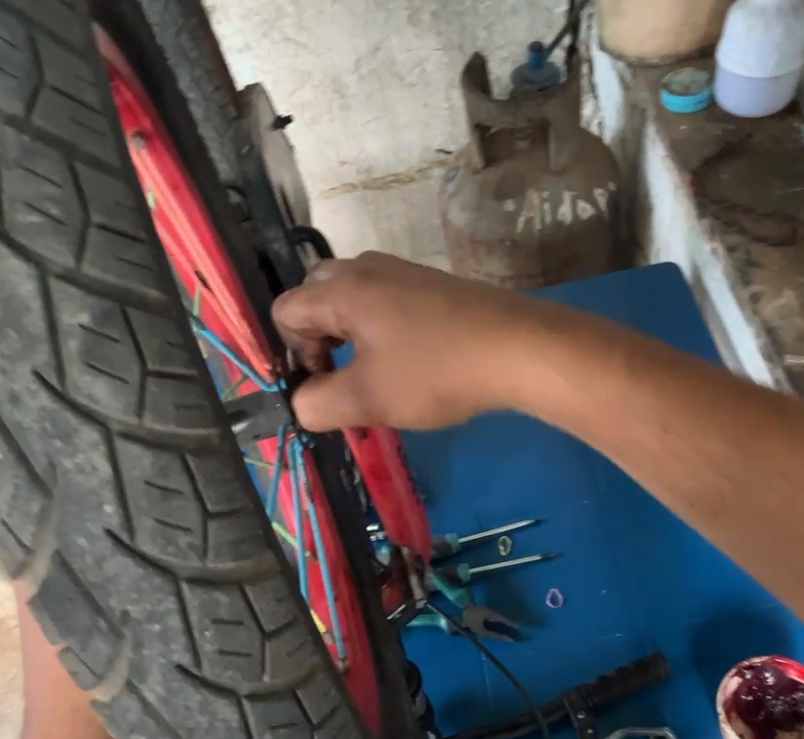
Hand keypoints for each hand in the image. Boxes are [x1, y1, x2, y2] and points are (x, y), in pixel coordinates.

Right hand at [272, 252, 585, 431]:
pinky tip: (411, 362)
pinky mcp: (434, 285)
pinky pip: (388, 302)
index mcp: (342, 290)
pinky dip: (383, 331)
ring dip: (352, 337)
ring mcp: (405, 272)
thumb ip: (318, 404)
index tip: (323, 385)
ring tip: (377, 375)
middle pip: (317, 296)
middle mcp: (368, 268)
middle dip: (318, 338)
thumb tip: (302, 403)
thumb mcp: (368, 400)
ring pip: (355, 299)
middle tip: (343, 376)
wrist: (518, 348)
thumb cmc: (435, 372)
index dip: (292, 353)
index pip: (286, 310)